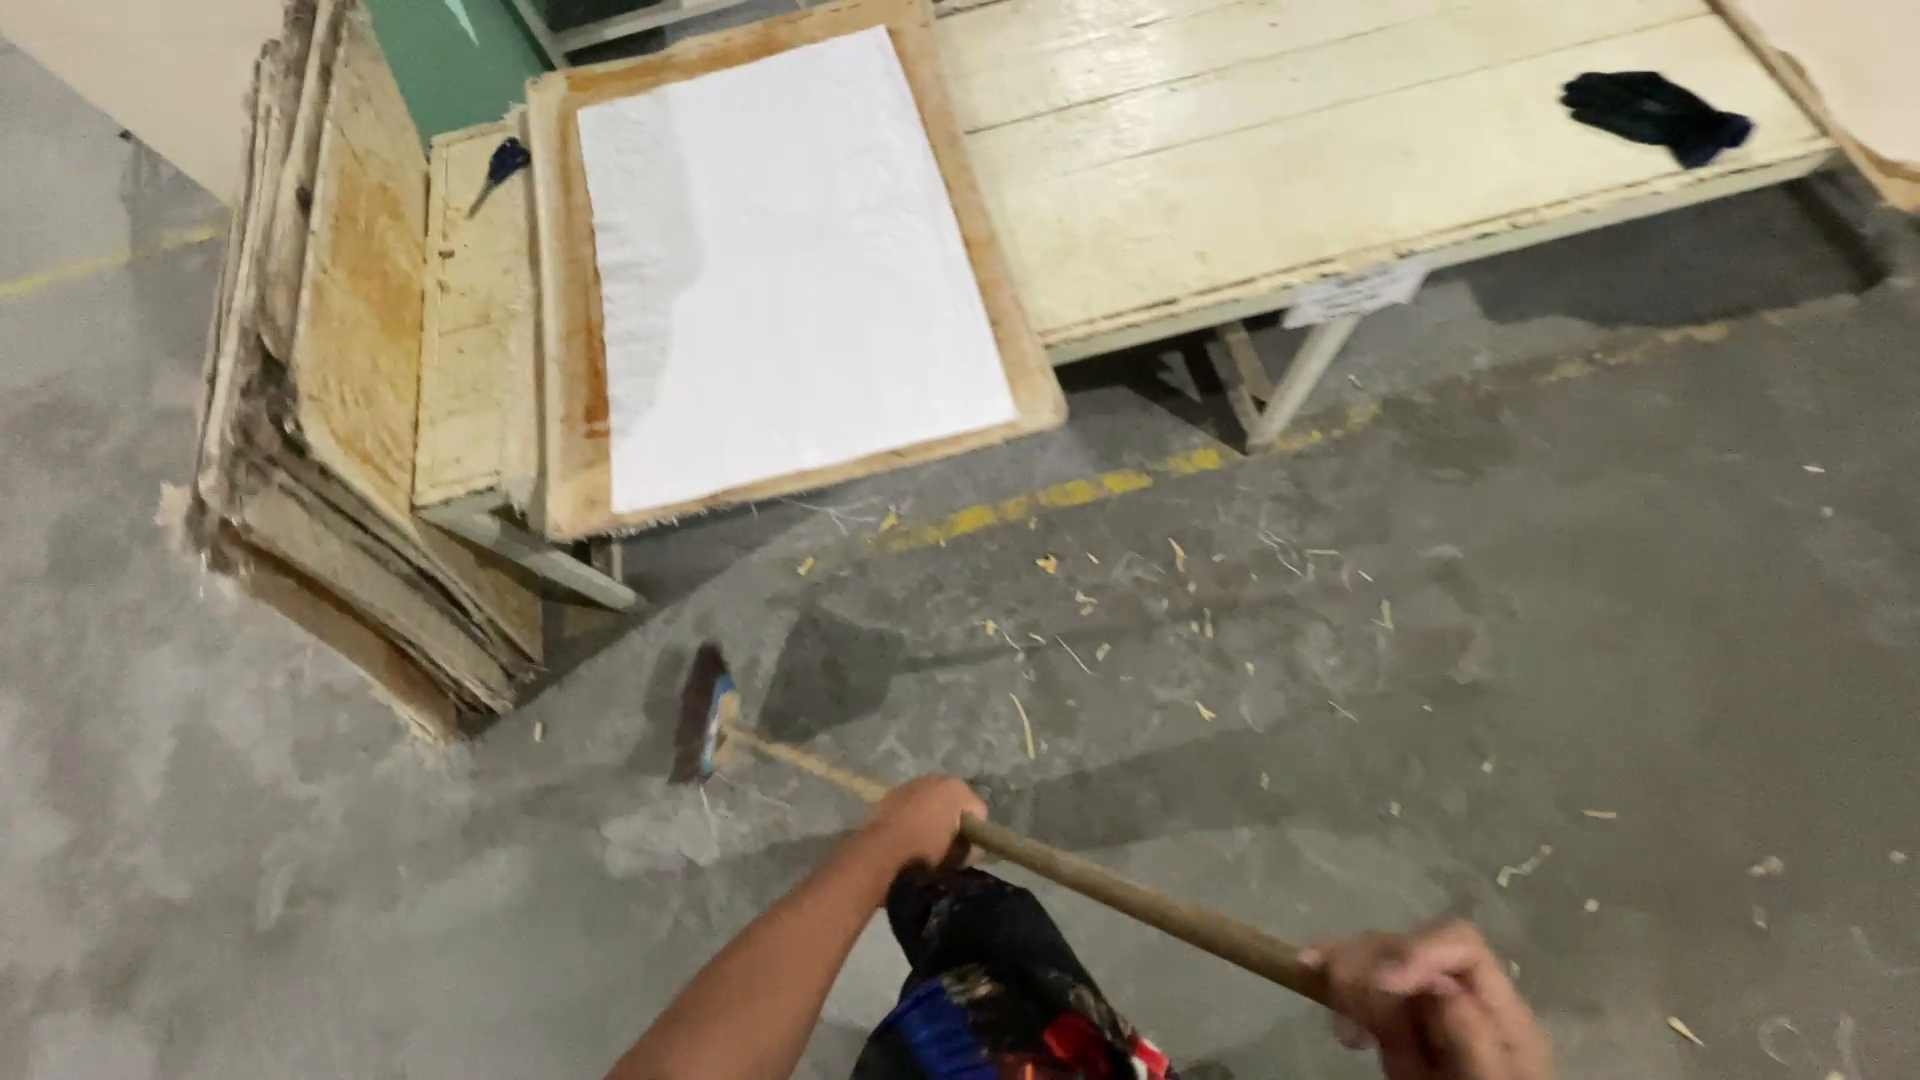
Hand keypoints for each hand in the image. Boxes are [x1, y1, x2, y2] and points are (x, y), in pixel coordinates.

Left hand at [858, 774, 986, 870]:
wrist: (881, 849)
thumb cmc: (925, 850)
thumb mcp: (958, 858)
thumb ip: (973, 850)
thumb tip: (973, 847)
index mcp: (958, 788)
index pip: (979, 813)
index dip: (976, 834)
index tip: (966, 850)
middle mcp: (938, 777)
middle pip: (955, 802)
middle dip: (954, 820)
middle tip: (947, 844)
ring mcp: (914, 782)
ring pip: (932, 800)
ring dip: (933, 815)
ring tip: (925, 838)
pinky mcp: (894, 791)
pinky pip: (913, 803)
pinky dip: (914, 814)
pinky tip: (907, 832)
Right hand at [1300, 920, 1551, 1079]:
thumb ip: (1473, 1038)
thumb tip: (1438, 983)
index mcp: (1497, 1008)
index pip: (1459, 942)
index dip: (1416, 948)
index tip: (1381, 982)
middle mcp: (1457, 991)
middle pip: (1405, 944)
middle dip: (1366, 966)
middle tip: (1343, 1005)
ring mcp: (1422, 1002)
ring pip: (1372, 954)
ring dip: (1345, 974)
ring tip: (1337, 1016)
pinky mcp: (1394, 1017)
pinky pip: (1357, 975)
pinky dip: (1331, 970)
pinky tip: (1308, 970)